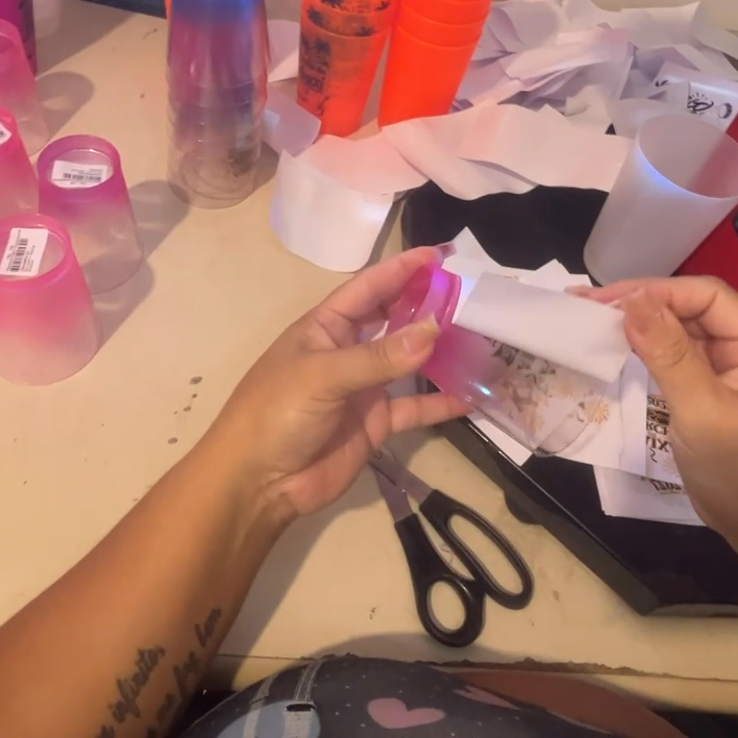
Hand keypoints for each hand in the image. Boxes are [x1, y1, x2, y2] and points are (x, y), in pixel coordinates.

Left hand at [204, 247, 468, 520]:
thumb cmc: (277, 412)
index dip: (401, 269)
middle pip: (393, 319)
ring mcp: (363, 387)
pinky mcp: (375, 423)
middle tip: (468, 295)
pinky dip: (440, 403)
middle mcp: (347, 350)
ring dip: (439, 352)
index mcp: (326, 326)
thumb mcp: (323, 376)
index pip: (369, 287)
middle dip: (426, 305)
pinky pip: (414, 407)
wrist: (258, 482)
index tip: (440, 255)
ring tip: (479, 340)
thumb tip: (434, 331)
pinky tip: (471, 397)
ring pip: (409, 361)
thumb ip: (379, 356)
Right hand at [579, 276, 737, 563]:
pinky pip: (682, 358)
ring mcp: (736, 373)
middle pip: (694, 309)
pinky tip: (620, 348)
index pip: (707, 296)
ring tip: (594, 321)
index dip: (655, 291)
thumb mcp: (704, 415)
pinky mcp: (718, 392)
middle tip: (588, 307)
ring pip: (685, 332)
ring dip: (642, 325)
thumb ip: (670, 355)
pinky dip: (649, 351)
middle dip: (642, 304)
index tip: (604, 301)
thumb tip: (632, 299)